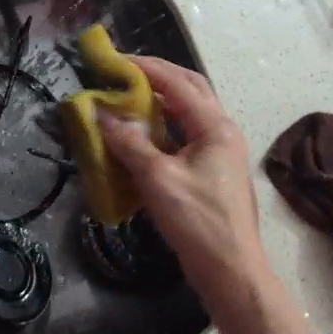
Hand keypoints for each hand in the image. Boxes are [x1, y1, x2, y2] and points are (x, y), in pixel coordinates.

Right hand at [97, 56, 270, 314]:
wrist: (232, 273)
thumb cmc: (198, 221)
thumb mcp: (157, 178)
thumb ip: (128, 142)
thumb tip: (100, 114)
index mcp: (215, 126)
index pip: (177, 82)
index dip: (145, 67)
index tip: (114, 60)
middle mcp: (222, 131)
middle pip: (190, 88)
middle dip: (157, 75)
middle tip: (124, 71)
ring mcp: (221, 152)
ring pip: (189, 111)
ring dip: (160, 99)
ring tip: (128, 97)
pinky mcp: (213, 172)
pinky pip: (186, 134)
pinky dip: (164, 125)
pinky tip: (141, 134)